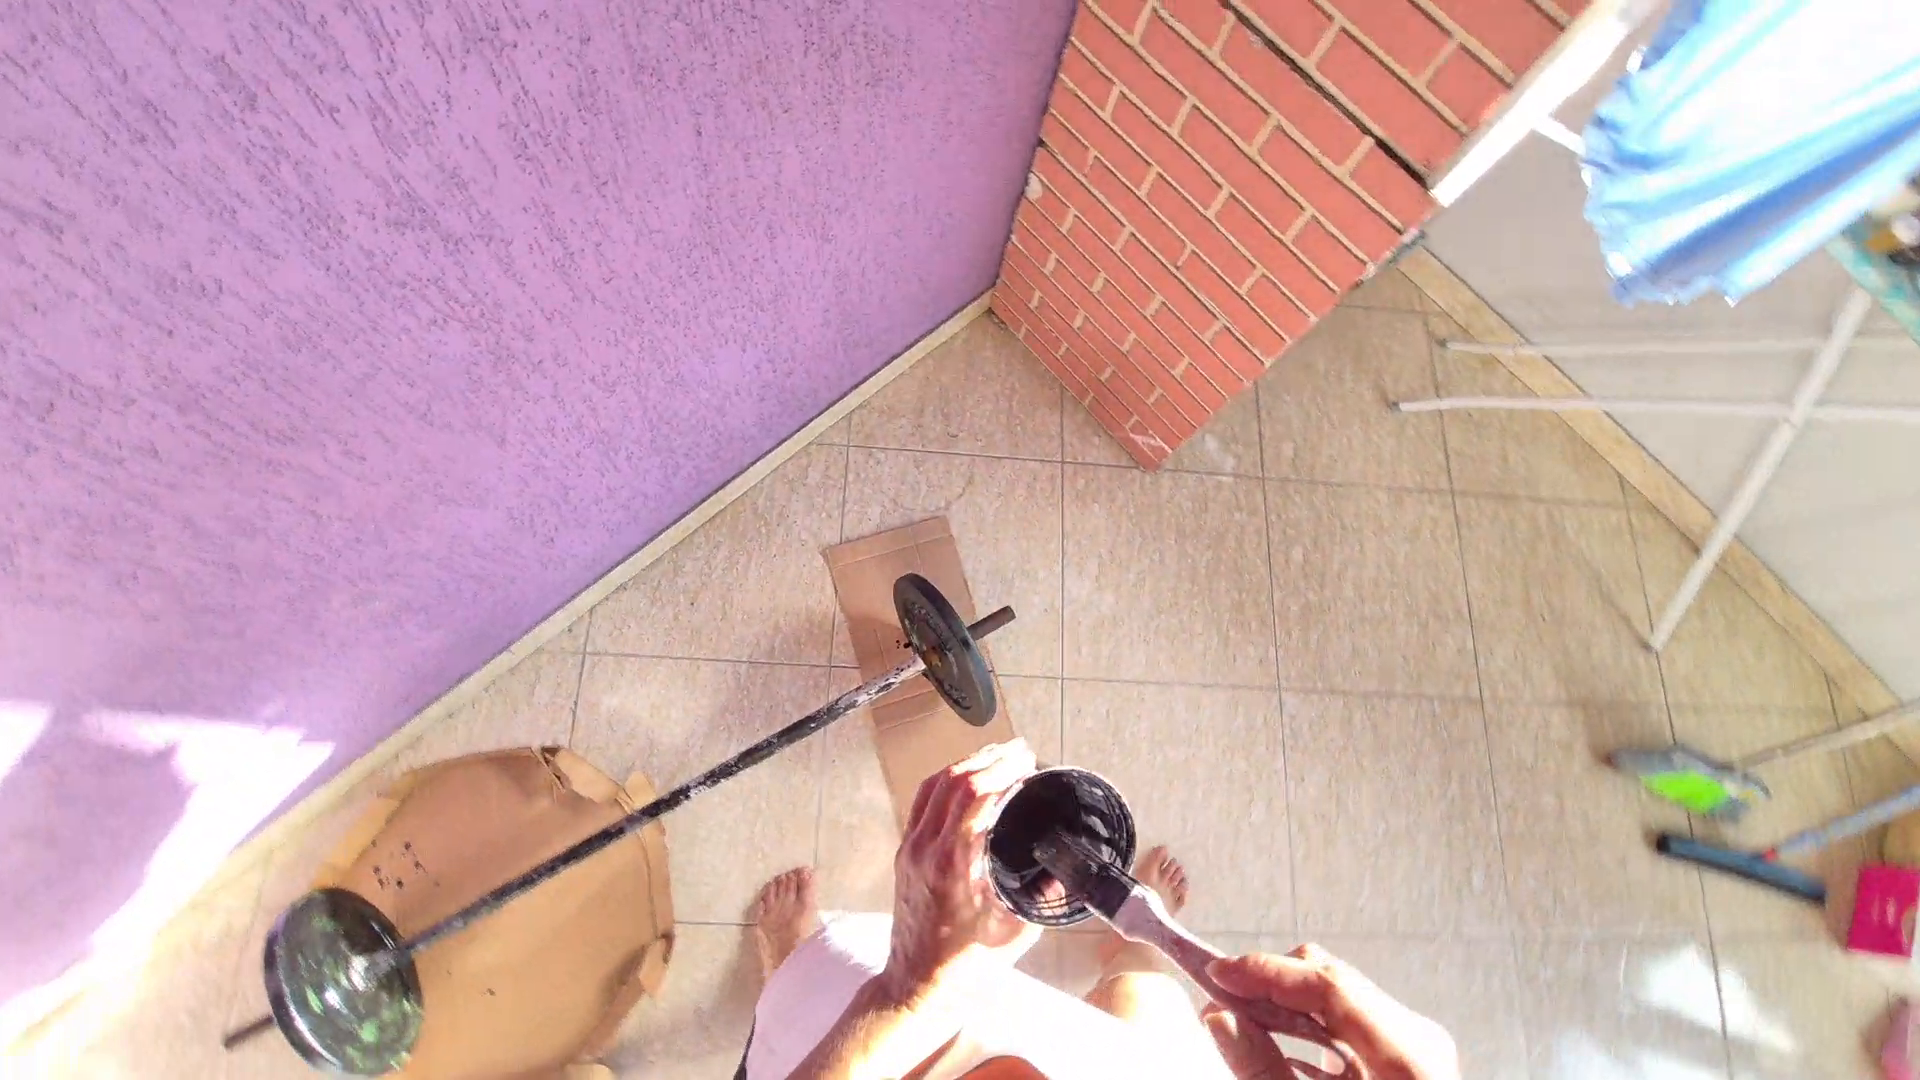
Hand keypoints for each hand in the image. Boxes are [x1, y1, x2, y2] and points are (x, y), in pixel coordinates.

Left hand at [880, 739, 1038, 1000]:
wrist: (916, 987)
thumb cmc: (964, 966)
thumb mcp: (1016, 932)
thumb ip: (1043, 895)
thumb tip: (1066, 867)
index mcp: (953, 863)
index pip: (975, 795)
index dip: (1003, 770)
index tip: (1026, 761)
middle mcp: (926, 848)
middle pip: (955, 781)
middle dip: (989, 758)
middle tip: (1018, 750)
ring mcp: (911, 847)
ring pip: (935, 785)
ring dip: (967, 763)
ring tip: (996, 754)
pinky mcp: (905, 851)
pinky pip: (923, 801)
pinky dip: (946, 780)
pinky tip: (965, 776)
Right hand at [1201, 944, 1458, 1079]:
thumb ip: (1263, 1072)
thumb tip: (1216, 1015)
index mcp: (1413, 1060)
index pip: (1330, 986)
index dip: (1268, 971)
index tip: (1216, 973)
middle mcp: (1420, 1039)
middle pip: (1329, 977)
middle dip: (1269, 984)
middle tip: (1221, 1002)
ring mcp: (1416, 1042)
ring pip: (1332, 987)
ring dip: (1283, 999)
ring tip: (1245, 1021)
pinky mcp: (1405, 1051)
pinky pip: (1344, 1011)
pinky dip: (1306, 1018)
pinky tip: (1280, 1039)